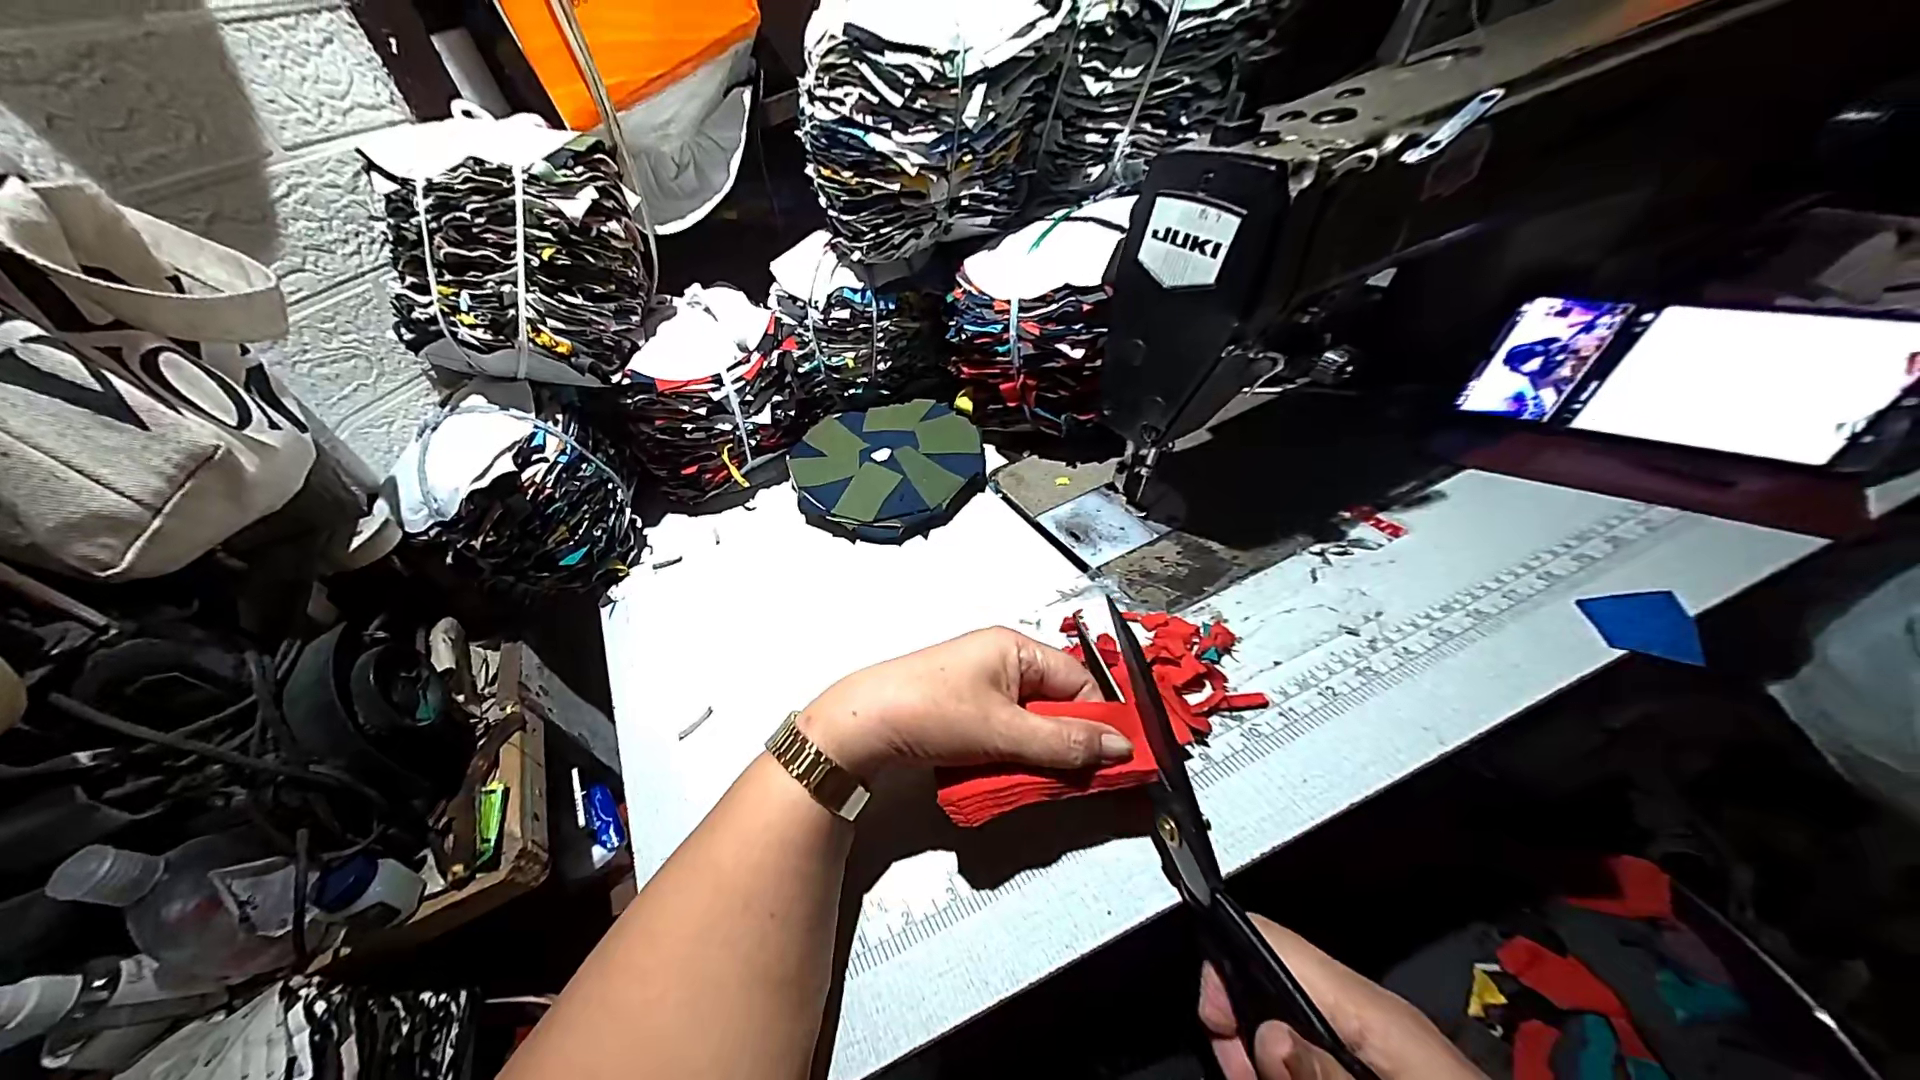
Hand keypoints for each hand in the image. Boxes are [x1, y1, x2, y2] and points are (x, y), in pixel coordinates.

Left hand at [794, 627, 1134, 779]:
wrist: (862, 727)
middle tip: (1072, 776)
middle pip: (1056, 703)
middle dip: (1065, 742)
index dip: (1098, 719)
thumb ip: (1066, 742)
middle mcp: (1001, 661)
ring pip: (1031, 723)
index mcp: (1015, 648)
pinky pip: (1006, 731)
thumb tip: (1119, 747)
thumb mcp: (1006, 730)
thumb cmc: (933, 712)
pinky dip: (1011, 754)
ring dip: (1037, 753)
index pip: (1079, 681)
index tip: (1113, 758)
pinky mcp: (965, 711)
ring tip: (1029, 777)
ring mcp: (981, 686)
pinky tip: (1004, 773)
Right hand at [1199, 914, 1486, 1079]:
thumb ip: (1328, 1076)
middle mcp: (1370, 1014)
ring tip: (1252, 1079)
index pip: (1275, 940)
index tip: (1211, 1016)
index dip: (1228, 963)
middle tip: (1234, 1068)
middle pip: (1272, 979)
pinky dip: (1286, 1066)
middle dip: (1240, 1021)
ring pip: (1285, 1018)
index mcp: (1373, 1011)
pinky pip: (1311, 1046)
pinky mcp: (1373, 1063)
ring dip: (1259, 1051)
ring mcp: (1373, 1041)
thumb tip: (1267, 1033)